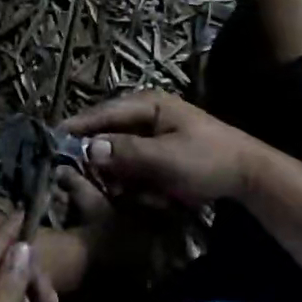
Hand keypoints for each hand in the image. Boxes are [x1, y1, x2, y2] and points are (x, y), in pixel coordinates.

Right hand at [63, 91, 269, 205]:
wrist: (248, 174)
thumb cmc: (207, 159)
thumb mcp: (166, 158)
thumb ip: (127, 153)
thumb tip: (89, 149)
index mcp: (148, 105)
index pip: (104, 113)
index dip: (78, 126)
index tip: (52, 140)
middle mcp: (146, 114)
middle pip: (109, 135)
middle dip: (107, 163)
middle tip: (100, 185)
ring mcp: (153, 134)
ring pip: (121, 156)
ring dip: (128, 179)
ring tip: (146, 195)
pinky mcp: (159, 154)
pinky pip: (136, 168)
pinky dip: (141, 184)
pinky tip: (159, 197)